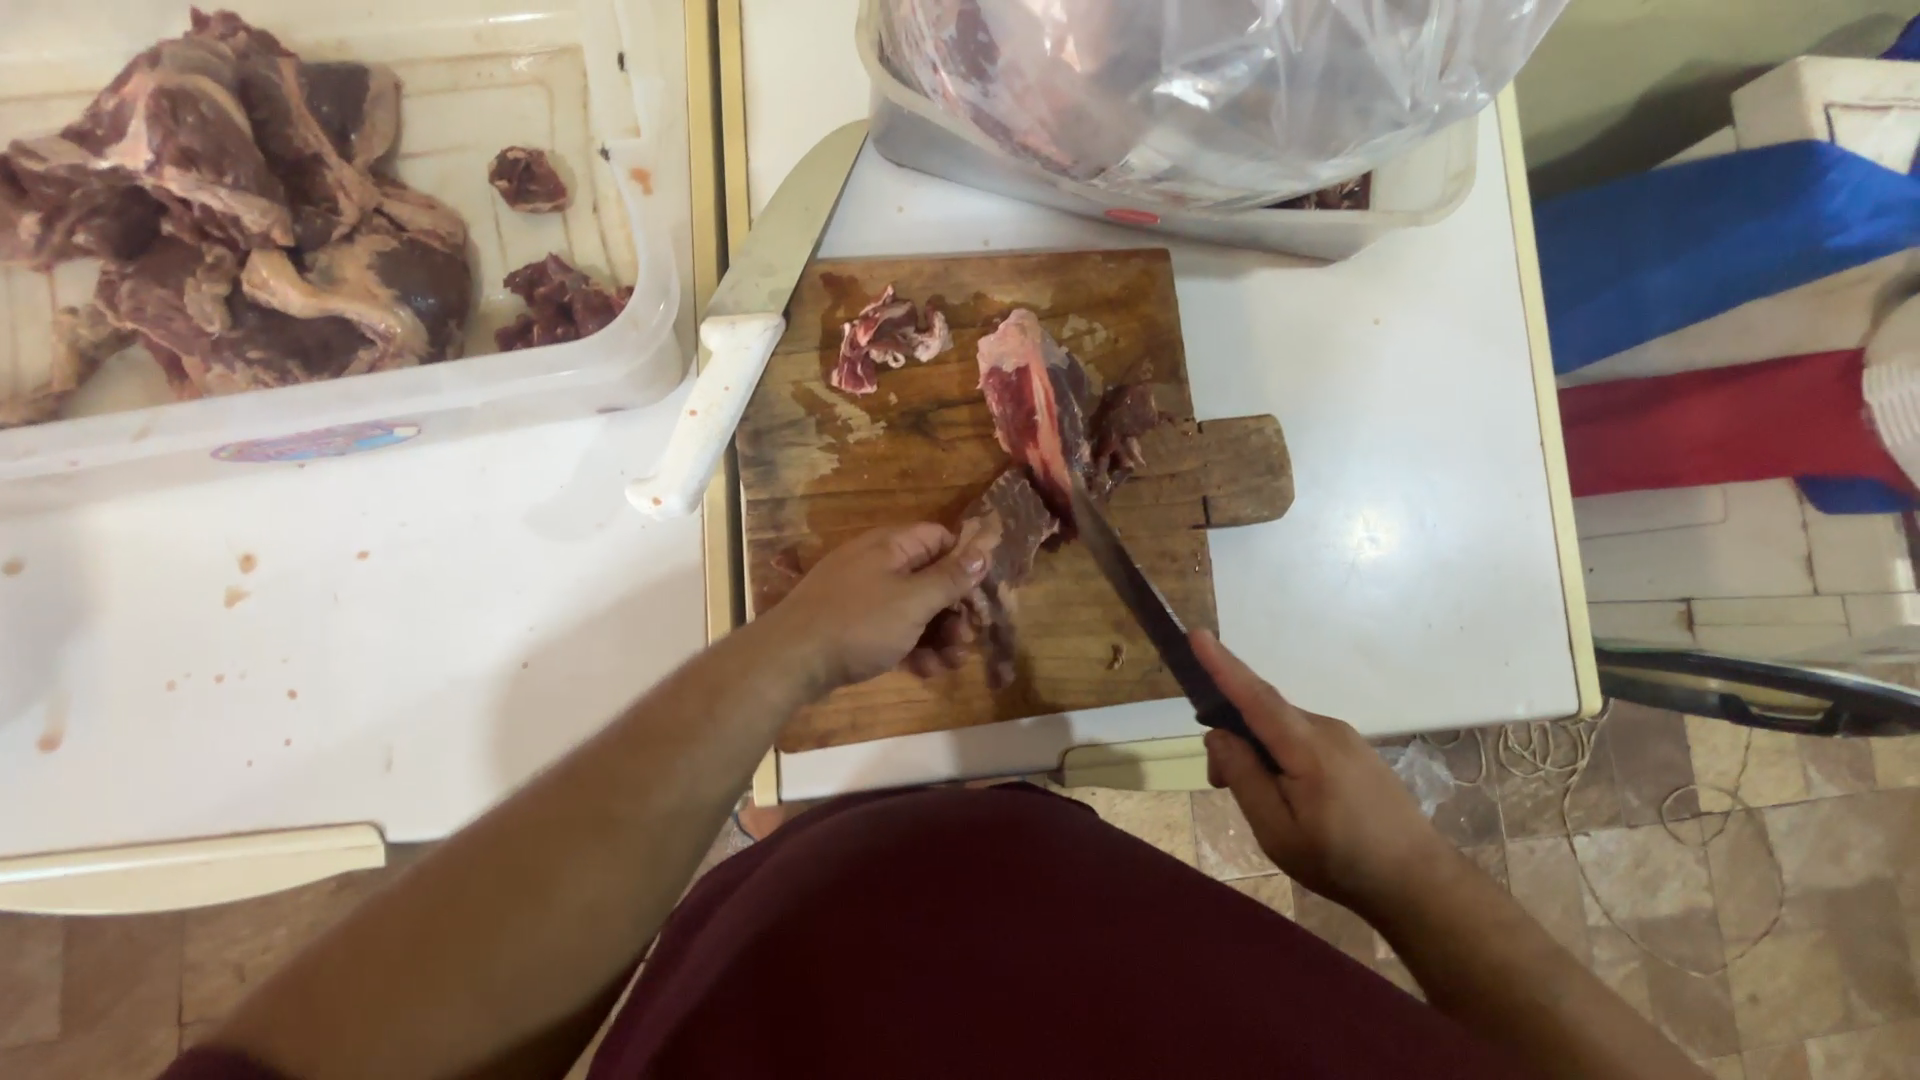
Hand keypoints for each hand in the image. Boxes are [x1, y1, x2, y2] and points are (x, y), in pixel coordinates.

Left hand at [763, 524, 987, 689]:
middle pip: (929, 578)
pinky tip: (927, 672)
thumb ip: (950, 578)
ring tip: (953, 663)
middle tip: (969, 638)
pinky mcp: (853, 627)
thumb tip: (984, 548)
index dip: (965, 562)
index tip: (984, 593)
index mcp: (890, 546)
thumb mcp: (913, 602)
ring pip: (913, 609)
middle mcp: (877, 565)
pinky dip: (912, 647)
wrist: (790, 661)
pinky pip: (892, 630)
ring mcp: (863, 597)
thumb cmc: (858, 623)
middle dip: (955, 609)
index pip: (939, 539)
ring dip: (939, 635)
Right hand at [1195, 630, 1450, 918]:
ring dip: (1259, 753)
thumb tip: (1218, 735)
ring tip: (1261, 803)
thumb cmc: (1342, 862)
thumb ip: (1244, 778)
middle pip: (1264, 715)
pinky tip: (1288, 798)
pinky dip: (1281, 758)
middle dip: (1233, 738)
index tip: (1197, 635)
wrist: (1420, 883)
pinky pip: (1302, 740)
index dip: (1223, 666)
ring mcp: (1345, 738)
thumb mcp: (1278, 832)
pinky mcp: (1354, 751)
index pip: (1257, 697)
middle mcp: (1328, 730)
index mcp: (1309, 748)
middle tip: (1219, 784)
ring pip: (1282, 730)